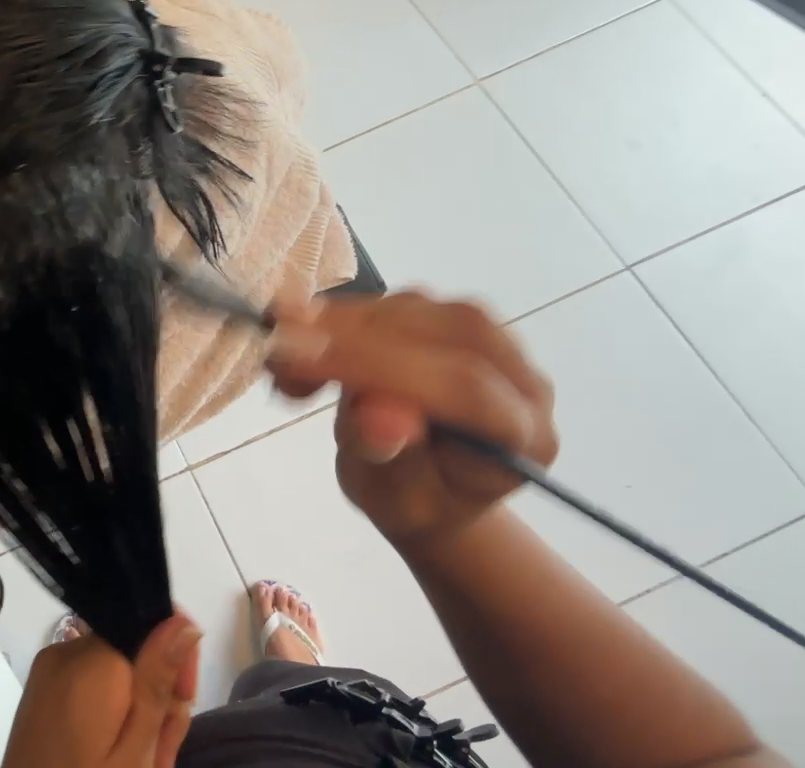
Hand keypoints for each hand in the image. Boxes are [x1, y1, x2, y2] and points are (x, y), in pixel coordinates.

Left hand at [1, 614, 200, 767]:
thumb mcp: (133, 751)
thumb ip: (156, 682)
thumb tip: (182, 620)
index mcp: (91, 661)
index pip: (149, 625)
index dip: (176, 660)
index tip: (184, 703)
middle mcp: (67, 649)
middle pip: (134, 650)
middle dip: (159, 696)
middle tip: (162, 753)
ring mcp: (51, 667)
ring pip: (117, 669)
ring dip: (139, 710)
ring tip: (145, 761)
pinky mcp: (43, 685)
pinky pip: (92, 680)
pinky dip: (112, 711)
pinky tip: (119, 752)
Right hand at [267, 292, 555, 548]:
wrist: (423, 483)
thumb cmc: (411, 502)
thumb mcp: (393, 500)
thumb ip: (391, 458)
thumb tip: (376, 417)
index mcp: (525, 436)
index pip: (464, 388)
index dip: (381, 366)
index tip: (300, 358)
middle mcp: (520, 376)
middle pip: (445, 331)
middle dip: (354, 336)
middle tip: (278, 350)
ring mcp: (489, 339)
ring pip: (415, 307)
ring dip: (339, 325)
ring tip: (281, 360)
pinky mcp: (448, 317)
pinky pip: (393, 301)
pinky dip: (340, 317)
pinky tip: (302, 341)